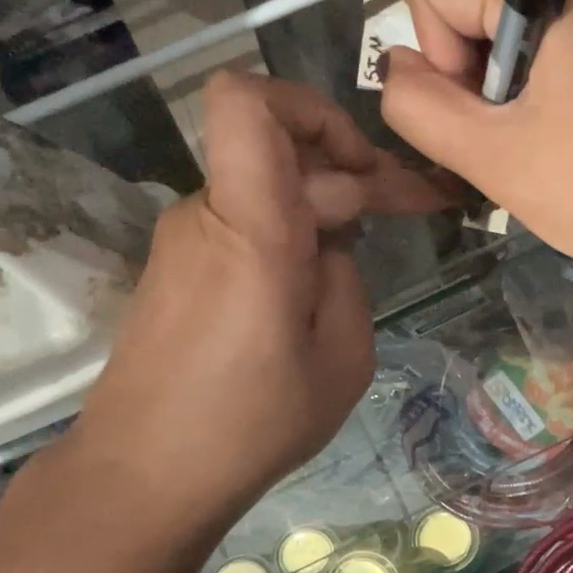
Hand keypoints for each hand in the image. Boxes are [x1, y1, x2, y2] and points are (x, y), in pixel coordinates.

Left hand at [72, 72, 450, 518]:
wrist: (151, 466)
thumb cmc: (258, 420)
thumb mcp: (343, 359)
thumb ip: (346, 281)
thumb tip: (332, 242)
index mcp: (252, 232)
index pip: (251, 105)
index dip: (315, 111)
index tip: (369, 167)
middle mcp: (209, 216)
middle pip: (279, 150)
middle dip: (355, 170)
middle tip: (421, 209)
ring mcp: (188, 239)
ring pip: (265, 188)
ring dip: (325, 204)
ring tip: (375, 250)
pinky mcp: (182, 267)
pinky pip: (247, 224)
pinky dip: (294, 233)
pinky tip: (324, 281)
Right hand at [382, 0, 572, 275]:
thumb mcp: (490, 156)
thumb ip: (417, 105)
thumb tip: (399, 70)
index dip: (442, 61)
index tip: (488, 117)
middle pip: (469, 6)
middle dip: (472, 76)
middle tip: (514, 137)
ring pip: (504, 37)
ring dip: (503, 95)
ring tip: (539, 146)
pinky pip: (544, 55)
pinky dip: (534, 95)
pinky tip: (561, 141)